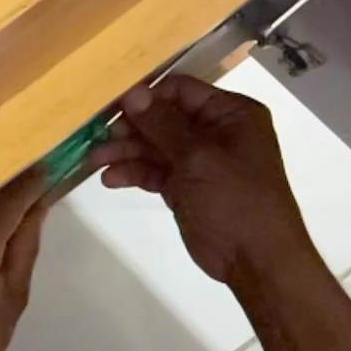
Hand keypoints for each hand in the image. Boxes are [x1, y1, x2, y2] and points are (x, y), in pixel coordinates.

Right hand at [91, 75, 313, 282]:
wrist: (255, 260)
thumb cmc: (235, 199)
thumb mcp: (198, 156)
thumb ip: (162, 123)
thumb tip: (133, 92)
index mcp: (231, 114)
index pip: (182, 90)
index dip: (147, 96)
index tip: (112, 105)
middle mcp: (216, 132)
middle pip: (164, 118)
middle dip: (131, 127)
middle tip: (99, 135)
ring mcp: (199, 161)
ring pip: (155, 146)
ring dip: (126, 151)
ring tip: (95, 160)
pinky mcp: (185, 187)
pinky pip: (154, 171)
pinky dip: (134, 173)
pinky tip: (110, 179)